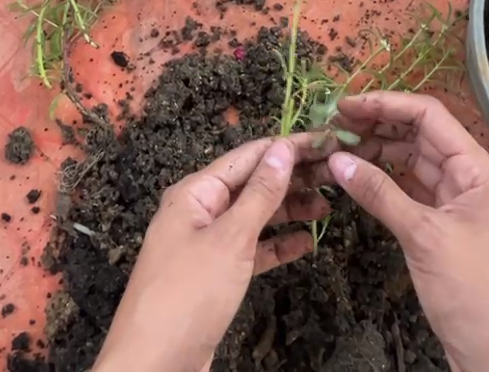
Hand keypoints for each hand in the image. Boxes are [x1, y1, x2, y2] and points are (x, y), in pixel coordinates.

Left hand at [93, 136, 328, 371]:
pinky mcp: (215, 275)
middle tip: (335, 173)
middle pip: (252, 183)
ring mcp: (207, 243)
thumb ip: (259, 194)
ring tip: (327, 206)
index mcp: (196, 191)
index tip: (325, 140)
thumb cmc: (188, 294)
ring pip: (254, 216)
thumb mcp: (229, 239)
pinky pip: (251, 249)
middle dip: (292, 177)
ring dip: (288, 210)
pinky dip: (276, 245)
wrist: (153, 367)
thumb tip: (283, 149)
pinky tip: (306, 243)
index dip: (286, 146)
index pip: (248, 156)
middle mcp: (200, 210)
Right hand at [316, 92, 488, 371]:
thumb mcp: (424, 238)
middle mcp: (471, 178)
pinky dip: (386, 181)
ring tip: (339, 147)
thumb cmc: (474, 294)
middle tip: (334, 124)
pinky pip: (413, 190)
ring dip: (379, 152)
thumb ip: (380, 194)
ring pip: (414, 162)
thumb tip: (336, 159)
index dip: (386, 104)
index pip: (430, 116)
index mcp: (479, 170)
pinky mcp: (446, 227)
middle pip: (421, 135)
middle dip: (378, 125)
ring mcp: (459, 203)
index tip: (345, 104)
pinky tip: (359, 177)